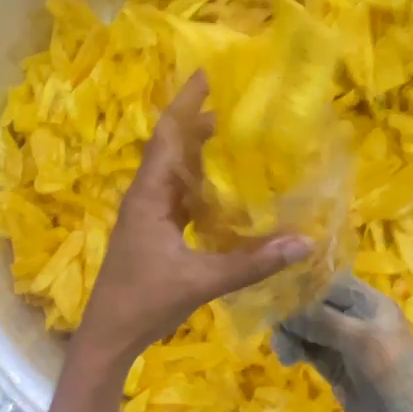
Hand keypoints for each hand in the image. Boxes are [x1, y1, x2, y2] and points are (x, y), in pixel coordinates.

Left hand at [74, 72, 313, 363]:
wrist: (108, 336)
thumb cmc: (145, 302)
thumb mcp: (200, 281)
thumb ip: (251, 263)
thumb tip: (303, 243)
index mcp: (149, 197)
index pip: (166, 136)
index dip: (186, 104)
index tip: (208, 75)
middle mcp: (144, 200)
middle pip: (171, 151)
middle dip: (198, 126)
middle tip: (236, 107)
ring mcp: (145, 220)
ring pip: (174, 178)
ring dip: (199, 158)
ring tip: (234, 142)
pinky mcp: (150, 238)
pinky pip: (177, 202)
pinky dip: (199, 191)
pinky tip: (223, 196)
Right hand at [273, 273, 412, 411]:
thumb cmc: (387, 369)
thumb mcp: (357, 337)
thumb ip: (321, 320)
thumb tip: (286, 310)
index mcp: (371, 304)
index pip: (334, 283)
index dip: (308, 284)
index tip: (278, 289)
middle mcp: (356, 319)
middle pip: (317, 305)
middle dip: (295, 313)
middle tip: (275, 324)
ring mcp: (343, 343)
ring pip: (309, 328)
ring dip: (291, 334)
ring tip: (281, 349)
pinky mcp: (333, 365)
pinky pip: (308, 349)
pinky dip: (295, 350)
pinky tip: (287, 358)